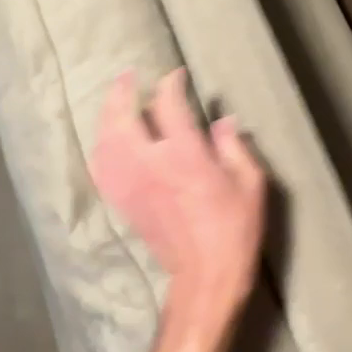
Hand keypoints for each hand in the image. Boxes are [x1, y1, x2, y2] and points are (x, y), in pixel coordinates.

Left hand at [90, 68, 266, 323]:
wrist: (205, 275)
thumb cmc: (235, 229)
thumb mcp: (250, 183)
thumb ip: (234, 147)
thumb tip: (223, 122)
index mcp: (185, 155)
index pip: (169, 105)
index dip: (171, 84)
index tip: (177, 76)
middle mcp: (150, 164)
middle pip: (123, 116)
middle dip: (123, 91)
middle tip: (129, 76)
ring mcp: (131, 184)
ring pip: (106, 139)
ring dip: (107, 115)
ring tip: (115, 101)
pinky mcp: (123, 202)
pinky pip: (101, 168)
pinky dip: (100, 148)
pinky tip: (106, 140)